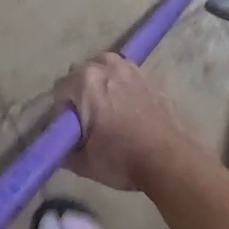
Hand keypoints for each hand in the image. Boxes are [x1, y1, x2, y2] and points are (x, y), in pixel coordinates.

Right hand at [53, 52, 196, 190]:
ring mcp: (131, 68)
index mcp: (85, 80)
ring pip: (105, 68)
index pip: (59, 90)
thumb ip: (64, 150)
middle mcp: (107, 65)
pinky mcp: (149, 77)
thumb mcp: (83, 162)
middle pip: (81, 73)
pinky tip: (127, 108)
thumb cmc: (121, 159)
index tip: (70, 130)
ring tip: (107, 110)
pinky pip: (126, 75)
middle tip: (87, 120)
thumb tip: (62, 146)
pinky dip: (121, 86)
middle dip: (79, 92)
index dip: (61, 112)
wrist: (168, 159)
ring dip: (100, 83)